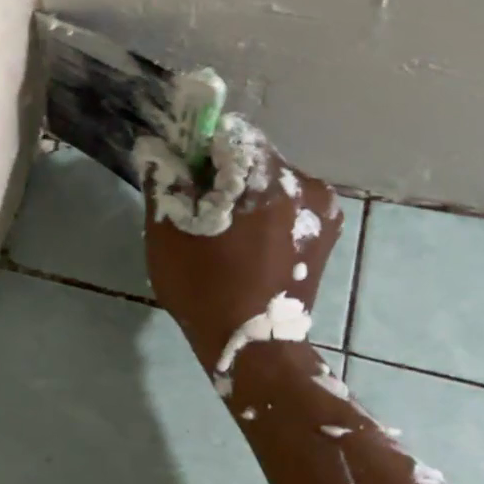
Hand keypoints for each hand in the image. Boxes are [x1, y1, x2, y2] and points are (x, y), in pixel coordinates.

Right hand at [138, 116, 344, 373]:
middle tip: (193, 202)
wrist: (254, 348)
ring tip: (217, 227)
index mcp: (268, 178)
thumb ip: (163, 181)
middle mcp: (307, 184)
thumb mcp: (167, 232)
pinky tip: (242, 241)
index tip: (178, 170)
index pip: (230, 134)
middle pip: (253, 158)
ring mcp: (325, 211)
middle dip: (221, 172)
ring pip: (270, 182)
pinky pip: (287, 205)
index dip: (198, 146)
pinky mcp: (326, 235)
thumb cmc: (204, 287)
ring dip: (242, 193)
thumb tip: (157, 148)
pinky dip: (262, 212)